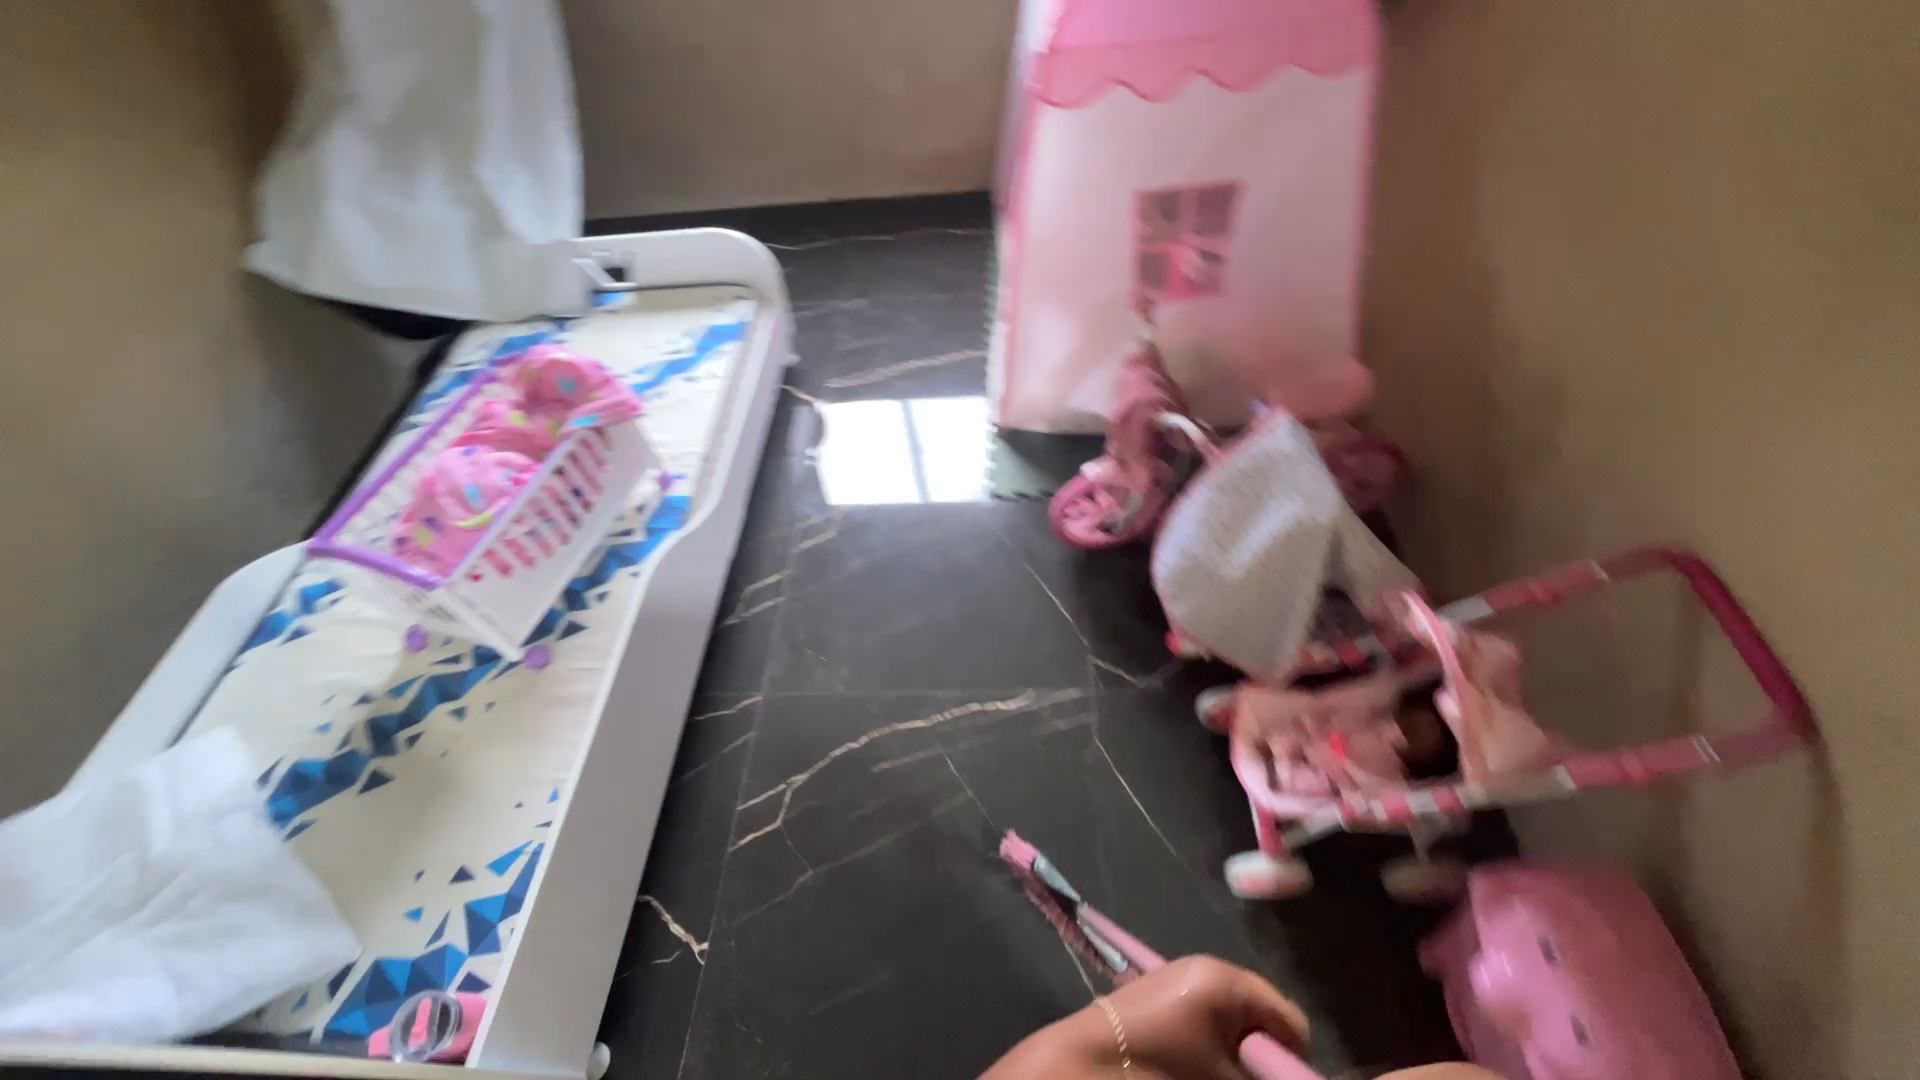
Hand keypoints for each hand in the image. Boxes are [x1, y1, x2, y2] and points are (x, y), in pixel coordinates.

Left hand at [980, 956, 1310, 1079]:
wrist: (1085, 1064)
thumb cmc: (1161, 1068)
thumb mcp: (1223, 1078)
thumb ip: (1261, 1077)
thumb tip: (1283, 1073)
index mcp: (1226, 980)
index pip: (1289, 1020)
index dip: (1292, 1062)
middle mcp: (1206, 968)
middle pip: (1261, 1017)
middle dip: (1262, 1057)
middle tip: (1241, 1077)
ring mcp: (1179, 978)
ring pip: (1234, 1021)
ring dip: (1237, 1054)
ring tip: (1215, 1073)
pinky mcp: (1159, 995)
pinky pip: (1206, 1019)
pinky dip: (1212, 1046)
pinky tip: (1196, 1067)